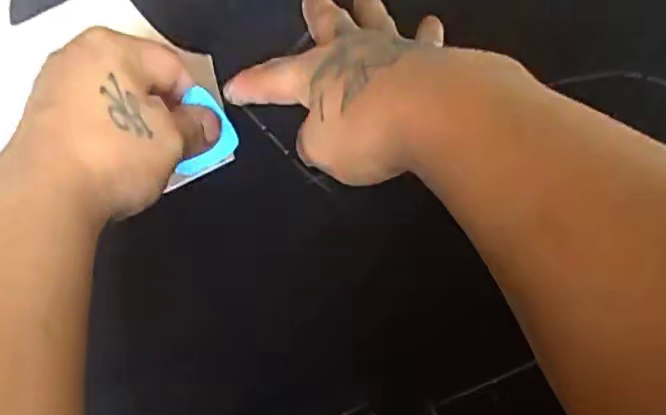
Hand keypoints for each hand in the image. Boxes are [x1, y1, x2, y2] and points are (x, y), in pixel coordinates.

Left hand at [5, 28, 220, 221]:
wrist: (49, 193)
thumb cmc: (110, 156)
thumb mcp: (170, 144)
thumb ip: (193, 129)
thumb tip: (206, 124)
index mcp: (114, 46)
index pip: (170, 65)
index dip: (194, 101)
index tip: (203, 133)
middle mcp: (78, 56)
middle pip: (134, 83)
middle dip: (159, 117)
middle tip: (174, 154)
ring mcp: (53, 89)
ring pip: (107, 106)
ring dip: (130, 133)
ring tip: (142, 168)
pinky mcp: (40, 124)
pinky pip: (84, 127)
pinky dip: (102, 145)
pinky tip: (110, 172)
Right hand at [224, 0, 442, 185]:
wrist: (431, 112)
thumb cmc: (365, 131)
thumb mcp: (323, 150)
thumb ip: (315, 142)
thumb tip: (322, 137)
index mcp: (316, 74)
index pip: (274, 80)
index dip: (253, 85)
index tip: (234, 86)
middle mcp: (353, 52)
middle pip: (331, 27)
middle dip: (318, 15)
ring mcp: (393, 51)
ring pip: (376, 21)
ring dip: (369, 9)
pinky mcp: (430, 61)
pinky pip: (424, 45)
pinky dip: (425, 38)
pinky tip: (431, 27)